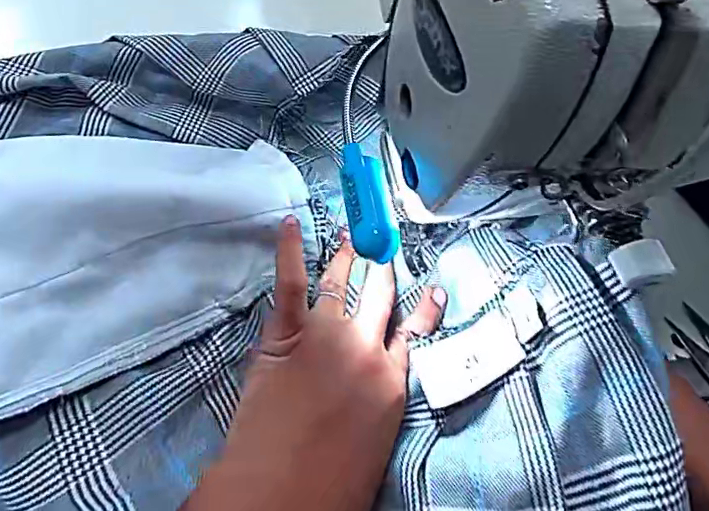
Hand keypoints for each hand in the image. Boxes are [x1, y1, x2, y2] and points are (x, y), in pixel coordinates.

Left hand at [182, 219, 445, 510]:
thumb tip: (372, 375)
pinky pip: (291, 281)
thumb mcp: (375, 441)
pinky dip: (289, 249)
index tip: (429, 287)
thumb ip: (378, 397)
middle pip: (381, 298)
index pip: (412, 333)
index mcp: (391, 384)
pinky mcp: (287, 332)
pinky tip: (290, 224)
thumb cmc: (328, 486)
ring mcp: (326, 335)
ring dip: (347, 256)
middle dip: (383, 270)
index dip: (421, 308)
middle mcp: (365, 350)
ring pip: (341, 283)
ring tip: (351, 235)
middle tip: (384, 246)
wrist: (278, 495)